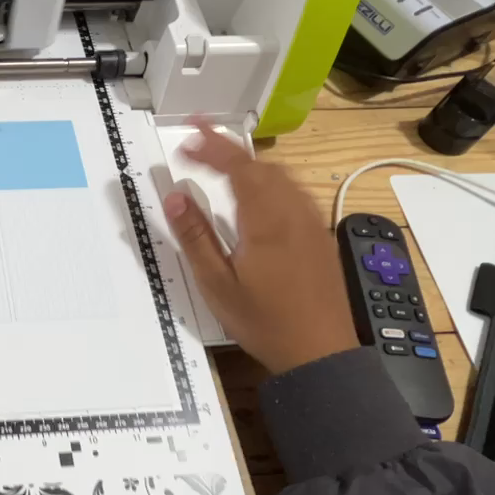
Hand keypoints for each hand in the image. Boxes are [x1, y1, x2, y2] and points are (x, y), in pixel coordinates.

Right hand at [163, 121, 359, 374]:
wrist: (319, 353)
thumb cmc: (264, 321)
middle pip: (262, 166)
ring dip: (250, 162)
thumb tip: (174, 198)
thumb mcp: (217, 283)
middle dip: (229, 148)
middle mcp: (294, 213)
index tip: (186, 141)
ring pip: (282, 177)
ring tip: (222, 160)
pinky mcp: (319, 236)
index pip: (238, 168)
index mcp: (267, 221)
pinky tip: (256, 192)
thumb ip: (195, 237)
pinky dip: (269, 179)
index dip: (212, 148)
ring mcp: (311, 224)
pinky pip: (294, 192)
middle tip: (198, 141)